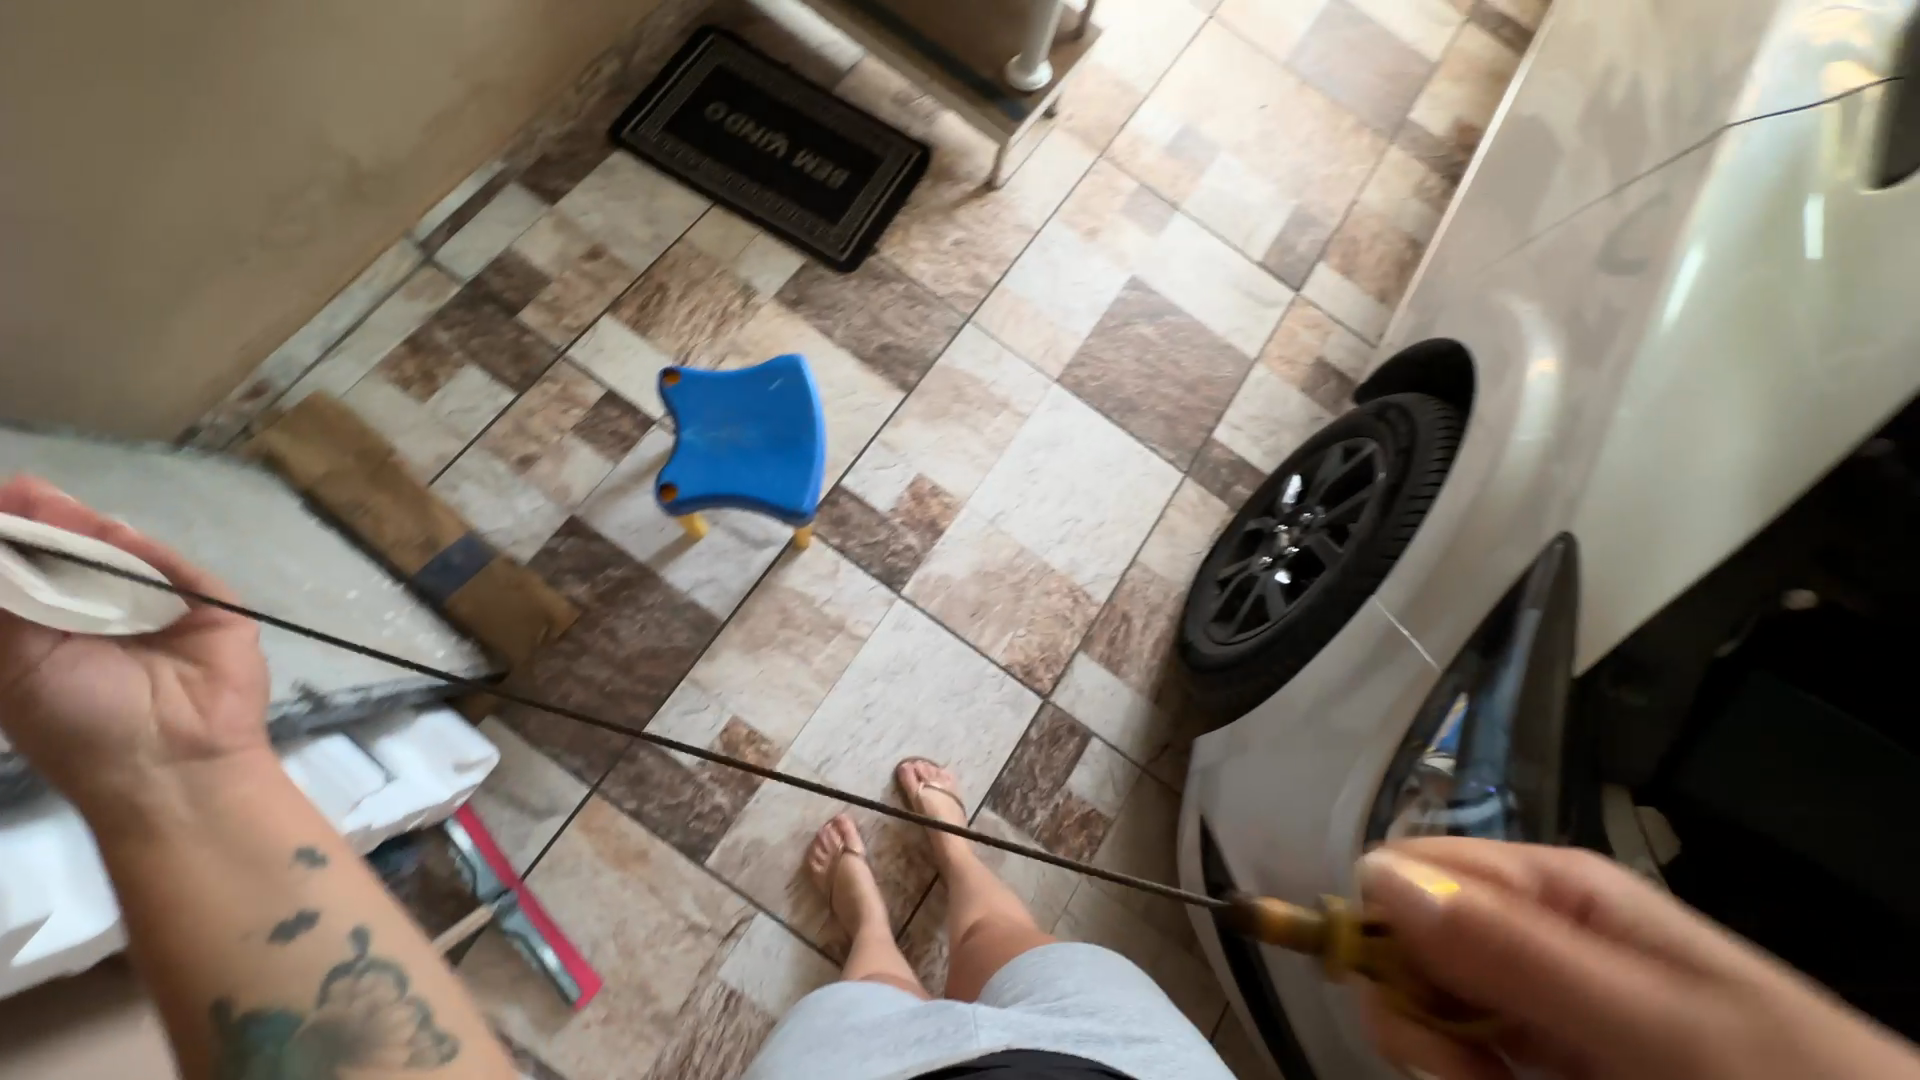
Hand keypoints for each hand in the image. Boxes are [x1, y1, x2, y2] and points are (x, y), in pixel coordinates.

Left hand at [0, 475, 270, 827]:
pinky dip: (149, 553)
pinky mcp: (215, 608)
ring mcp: (167, 609)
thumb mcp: (15, 660)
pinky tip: (112, 533)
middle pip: (76, 556)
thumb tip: (5, 535)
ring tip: (49, 501)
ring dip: (90, 529)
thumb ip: (10, 597)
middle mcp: (110, 613)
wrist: (168, 759)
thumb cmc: (75, 721)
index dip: (10, 540)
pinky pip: (181, 572)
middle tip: (20, 492)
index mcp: (53, 630)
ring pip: (127, 557)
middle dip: (44, 524)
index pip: (28, 573)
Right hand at [1358, 837, 1919, 1079]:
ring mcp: (1531, 987)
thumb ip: (1519, 950)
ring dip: (1432, 1050)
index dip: (1387, 936)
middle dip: (1410, 1007)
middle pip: (1401, 936)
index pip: (1403, 871)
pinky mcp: (1536, 1045)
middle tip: (1468, 1072)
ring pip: (1419, 995)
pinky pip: (1455, 1042)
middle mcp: (1527, 923)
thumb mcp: (1663, 1029)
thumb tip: (1377, 876)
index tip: (1422, 1014)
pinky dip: (1456, 1068)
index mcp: (1550, 886)